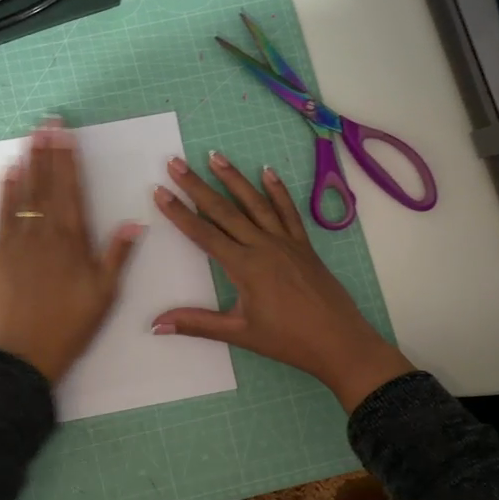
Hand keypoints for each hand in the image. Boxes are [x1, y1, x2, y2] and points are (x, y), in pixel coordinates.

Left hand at [0, 119, 144, 383]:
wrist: (26, 353)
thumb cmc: (71, 325)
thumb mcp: (105, 295)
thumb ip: (117, 255)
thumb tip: (133, 221)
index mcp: (73, 240)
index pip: (71, 189)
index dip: (69, 159)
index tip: (66, 134)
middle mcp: (45, 233)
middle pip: (47, 183)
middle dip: (48, 150)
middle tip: (47, 121)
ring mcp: (19, 240)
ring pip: (24, 192)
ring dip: (28, 161)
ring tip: (30, 135)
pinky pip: (2, 213)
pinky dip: (5, 191)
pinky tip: (8, 171)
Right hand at [150, 152, 413, 411]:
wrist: (342, 343)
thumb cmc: (288, 341)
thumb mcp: (239, 334)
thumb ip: (197, 324)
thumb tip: (156, 324)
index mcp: (244, 267)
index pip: (203, 233)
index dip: (178, 212)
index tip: (159, 191)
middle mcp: (263, 246)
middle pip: (223, 210)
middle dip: (196, 185)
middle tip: (175, 163)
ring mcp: (285, 242)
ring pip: (254, 203)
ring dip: (233, 178)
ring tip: (215, 156)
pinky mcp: (303, 245)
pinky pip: (288, 211)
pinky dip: (278, 190)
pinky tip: (268, 171)